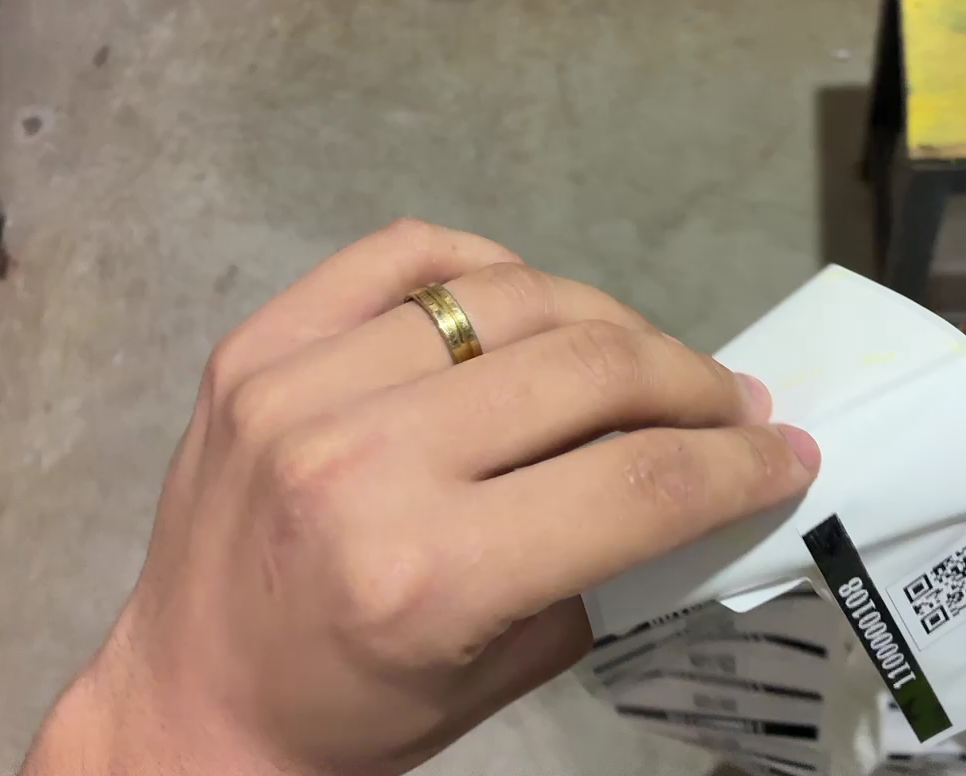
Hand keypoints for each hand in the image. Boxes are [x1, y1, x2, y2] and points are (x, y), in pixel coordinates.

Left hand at [20, 220, 819, 775]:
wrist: (180, 702)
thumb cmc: (353, 713)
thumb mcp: (507, 669)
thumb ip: (608, 558)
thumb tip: (703, 464)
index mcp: (425, 575)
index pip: (633, 486)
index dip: (733, 461)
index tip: (785, 450)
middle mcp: (363, 463)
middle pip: (584, 368)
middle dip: (688, 380)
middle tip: (729, 399)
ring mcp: (300, 387)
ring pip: (510, 294)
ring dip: (607, 318)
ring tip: (643, 353)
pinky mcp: (260, 343)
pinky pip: (407, 252)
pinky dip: (489, 263)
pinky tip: (526, 301)